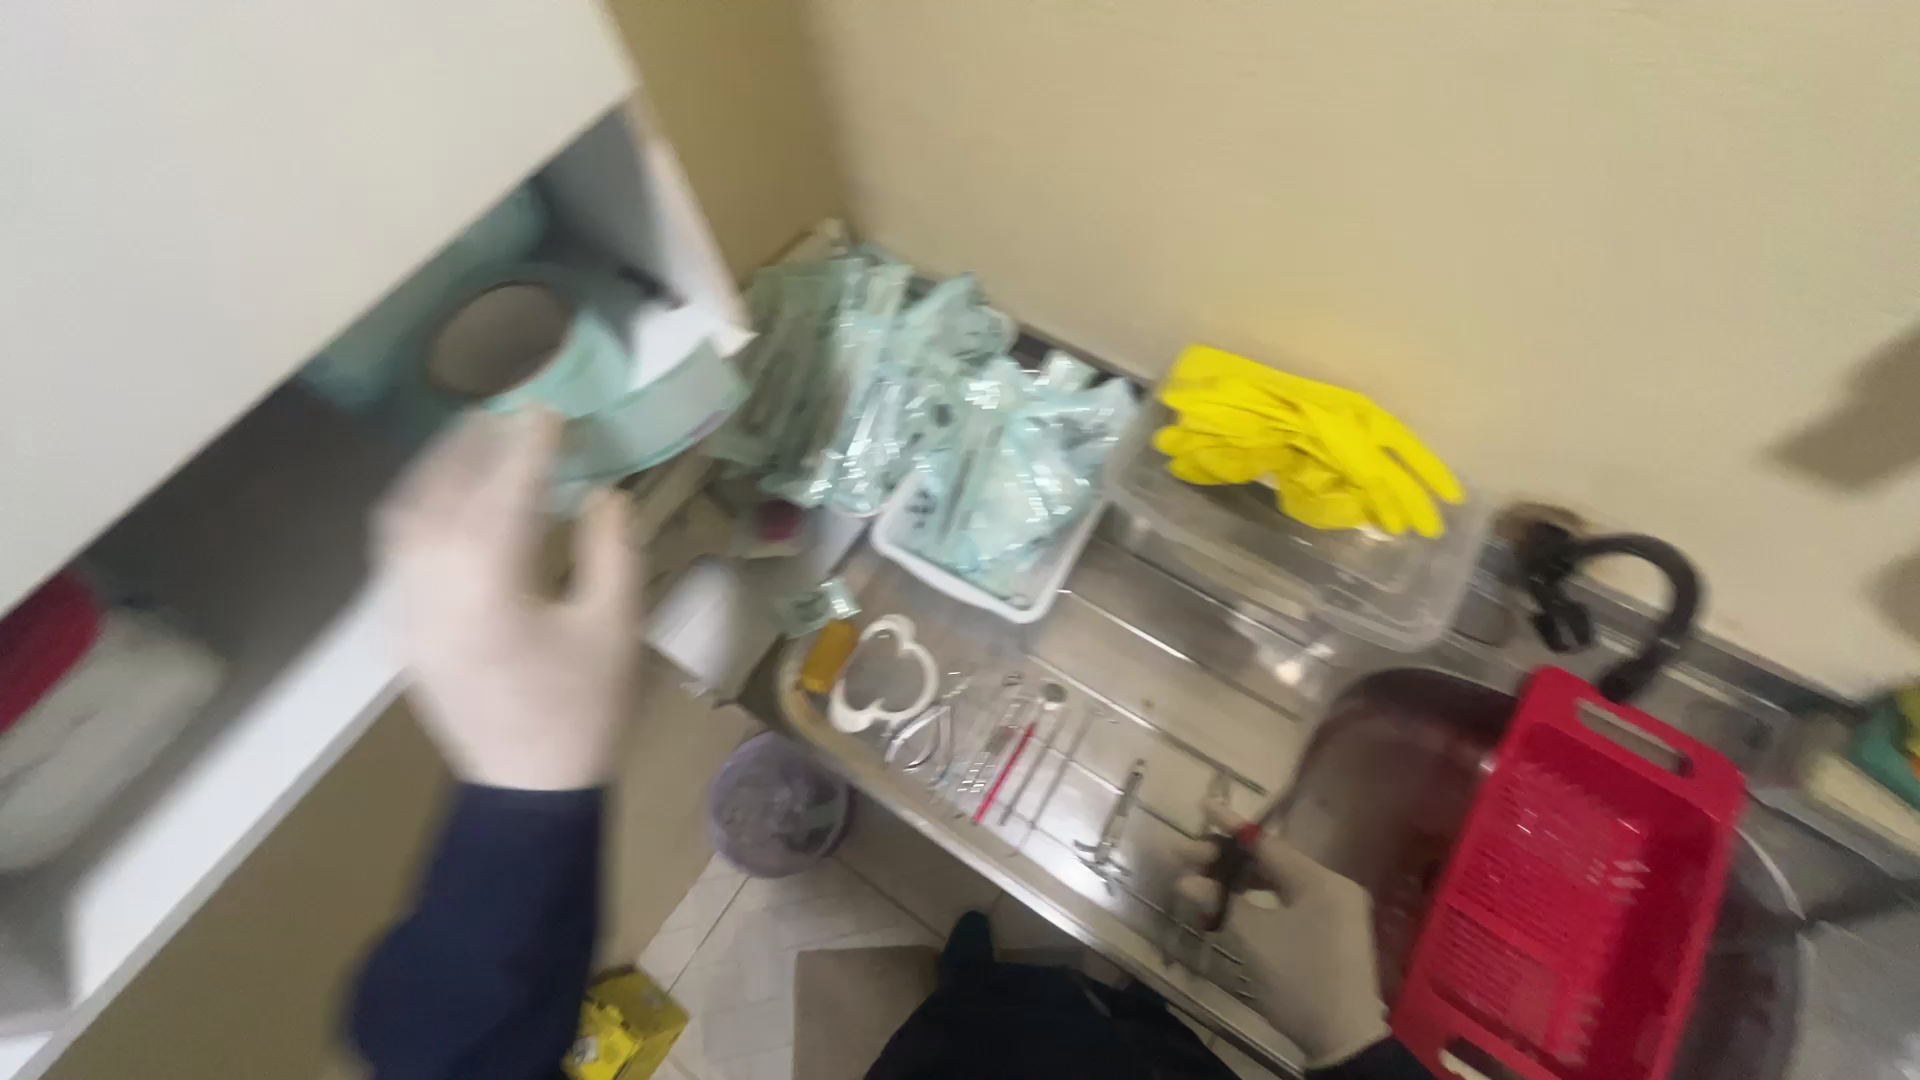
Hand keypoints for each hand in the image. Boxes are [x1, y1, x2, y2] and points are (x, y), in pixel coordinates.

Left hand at [376, 409, 638, 789]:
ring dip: (438, 471)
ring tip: (474, 441)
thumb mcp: (616, 625)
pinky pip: (399, 549)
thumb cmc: (585, 707)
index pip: (506, 496)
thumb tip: (603, 495)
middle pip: (440, 496)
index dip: (530, 449)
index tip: (550, 410)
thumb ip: (612, 550)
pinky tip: (451, 498)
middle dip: (473, 447)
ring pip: (405, 519)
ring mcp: (407, 611)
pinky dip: (422, 507)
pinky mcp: (405, 629)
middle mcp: (431, 591)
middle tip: (510, 413)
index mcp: (489, 591)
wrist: (531, 786)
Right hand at [1177, 802, 1389, 1067]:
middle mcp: (1333, 887)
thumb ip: (1218, 901)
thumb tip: (1183, 880)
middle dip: (1228, 860)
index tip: (1204, 806)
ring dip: (1240, 881)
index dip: (1230, 826)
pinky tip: (1233, 903)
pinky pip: (1289, 900)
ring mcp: (1336, 910)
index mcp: (1321, 882)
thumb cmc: (1300, 982)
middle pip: (1271, 862)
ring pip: (1278, 882)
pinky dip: (1259, 899)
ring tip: (1204, 881)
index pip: (1267, 844)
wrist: (1346, 1046)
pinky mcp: (1332, 931)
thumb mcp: (1253, 939)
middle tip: (1189, 858)